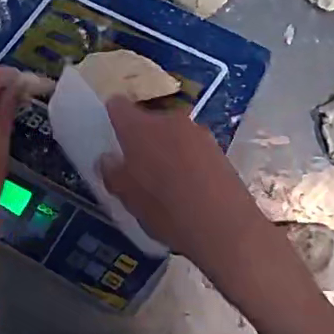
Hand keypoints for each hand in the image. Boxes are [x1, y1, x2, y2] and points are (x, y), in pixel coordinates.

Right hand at [99, 98, 280, 283]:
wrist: (225, 226)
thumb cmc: (166, 211)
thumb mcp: (128, 198)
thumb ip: (112, 173)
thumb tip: (108, 159)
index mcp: (139, 128)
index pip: (117, 106)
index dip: (112, 119)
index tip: (111, 139)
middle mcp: (168, 120)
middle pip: (147, 121)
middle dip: (140, 139)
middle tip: (137, 168)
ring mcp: (197, 131)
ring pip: (171, 133)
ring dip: (165, 149)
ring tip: (166, 182)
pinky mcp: (217, 146)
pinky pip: (191, 147)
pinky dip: (186, 159)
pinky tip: (189, 187)